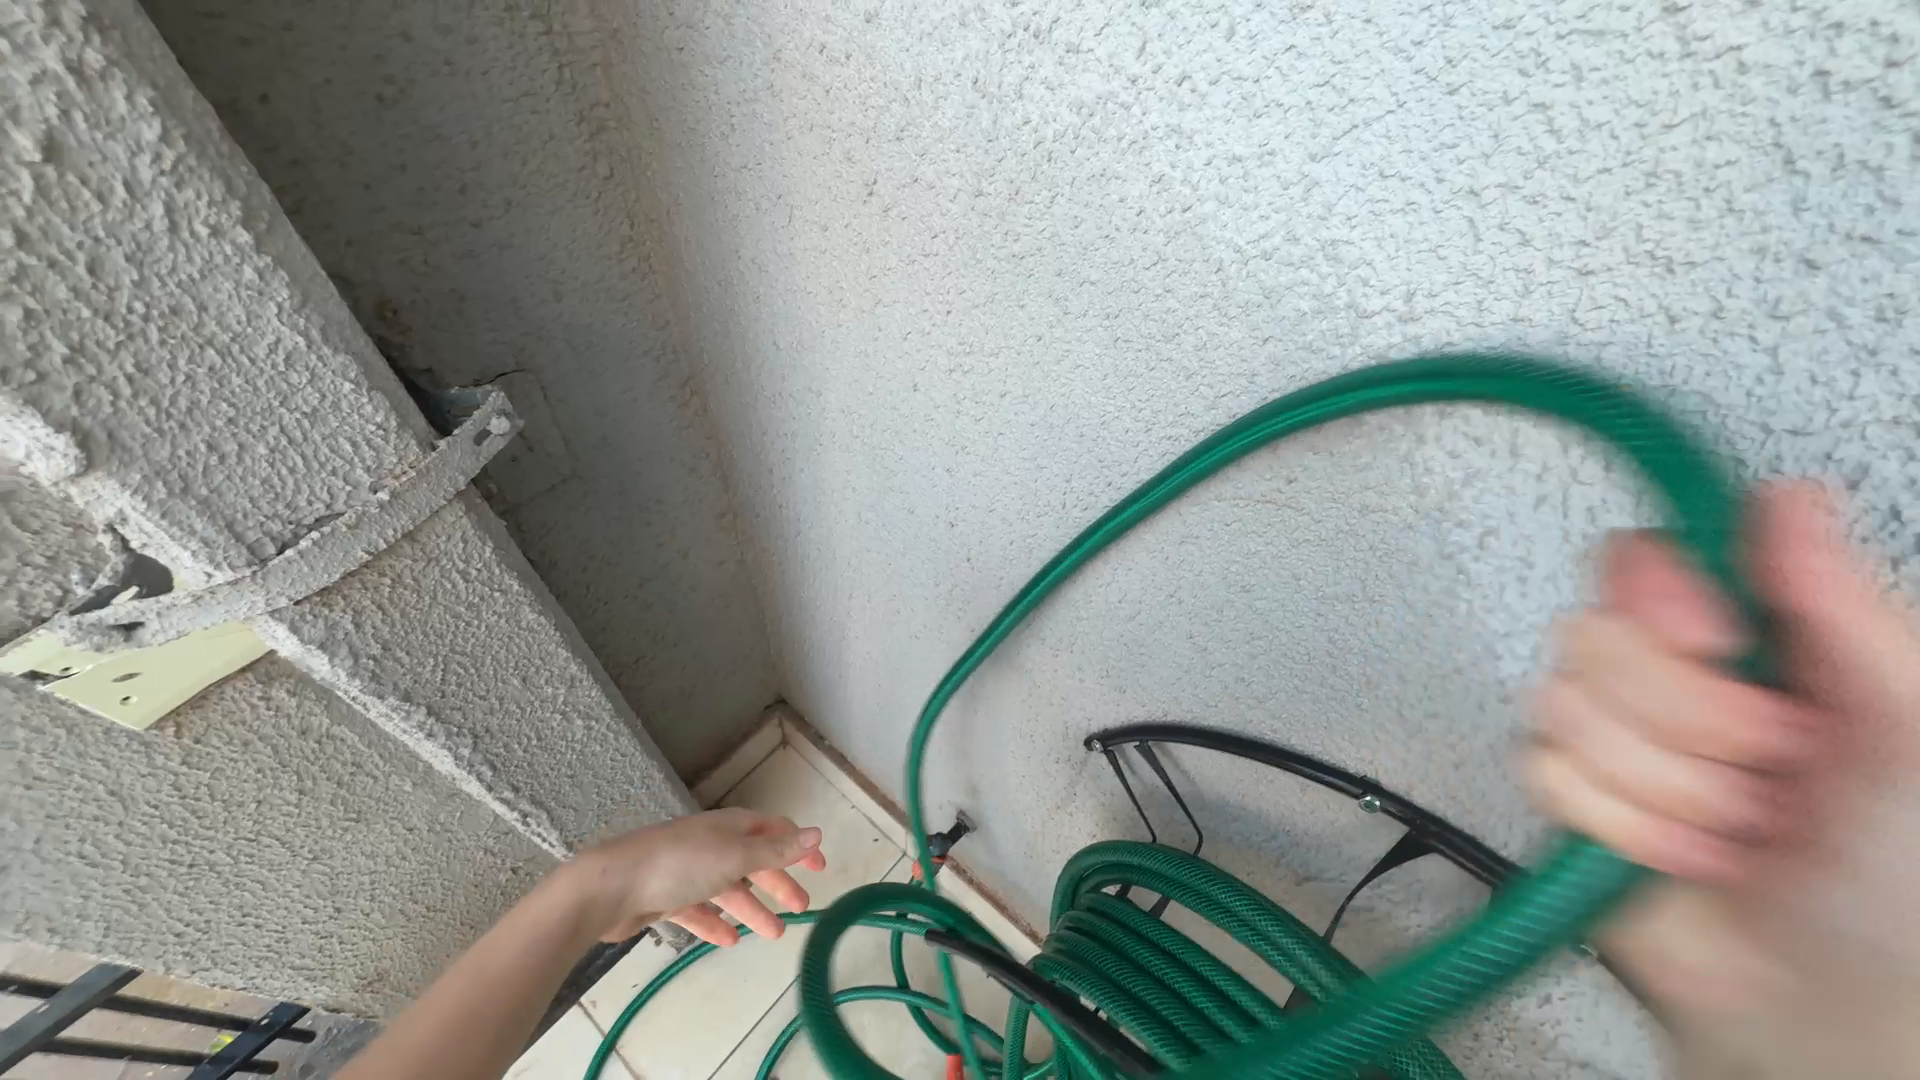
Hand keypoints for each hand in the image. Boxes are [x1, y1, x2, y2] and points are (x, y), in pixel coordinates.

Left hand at [564, 807, 827, 945]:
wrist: (613, 885)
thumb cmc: (681, 863)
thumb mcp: (736, 856)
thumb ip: (776, 849)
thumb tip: (817, 833)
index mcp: (732, 827)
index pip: (775, 831)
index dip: (798, 847)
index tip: (820, 866)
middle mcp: (714, 843)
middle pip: (755, 861)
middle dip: (779, 881)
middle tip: (803, 906)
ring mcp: (689, 869)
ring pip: (730, 889)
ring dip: (753, 909)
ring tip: (775, 933)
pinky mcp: (667, 896)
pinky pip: (700, 909)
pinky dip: (716, 923)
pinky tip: (728, 941)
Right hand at [1524, 482, 1919, 1076]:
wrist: (1835, 1000)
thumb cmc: (1909, 880)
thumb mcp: (1913, 732)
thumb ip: (1844, 611)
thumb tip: (1788, 498)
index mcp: (1748, 643)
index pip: (1640, 560)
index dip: (1656, 593)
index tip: (1713, 642)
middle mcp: (1665, 677)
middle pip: (1589, 635)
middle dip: (1687, 721)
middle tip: (1772, 770)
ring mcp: (1605, 732)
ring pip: (1560, 709)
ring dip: (1662, 787)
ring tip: (1736, 829)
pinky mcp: (1564, 787)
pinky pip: (1542, 770)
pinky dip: (1620, 823)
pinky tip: (1680, 851)